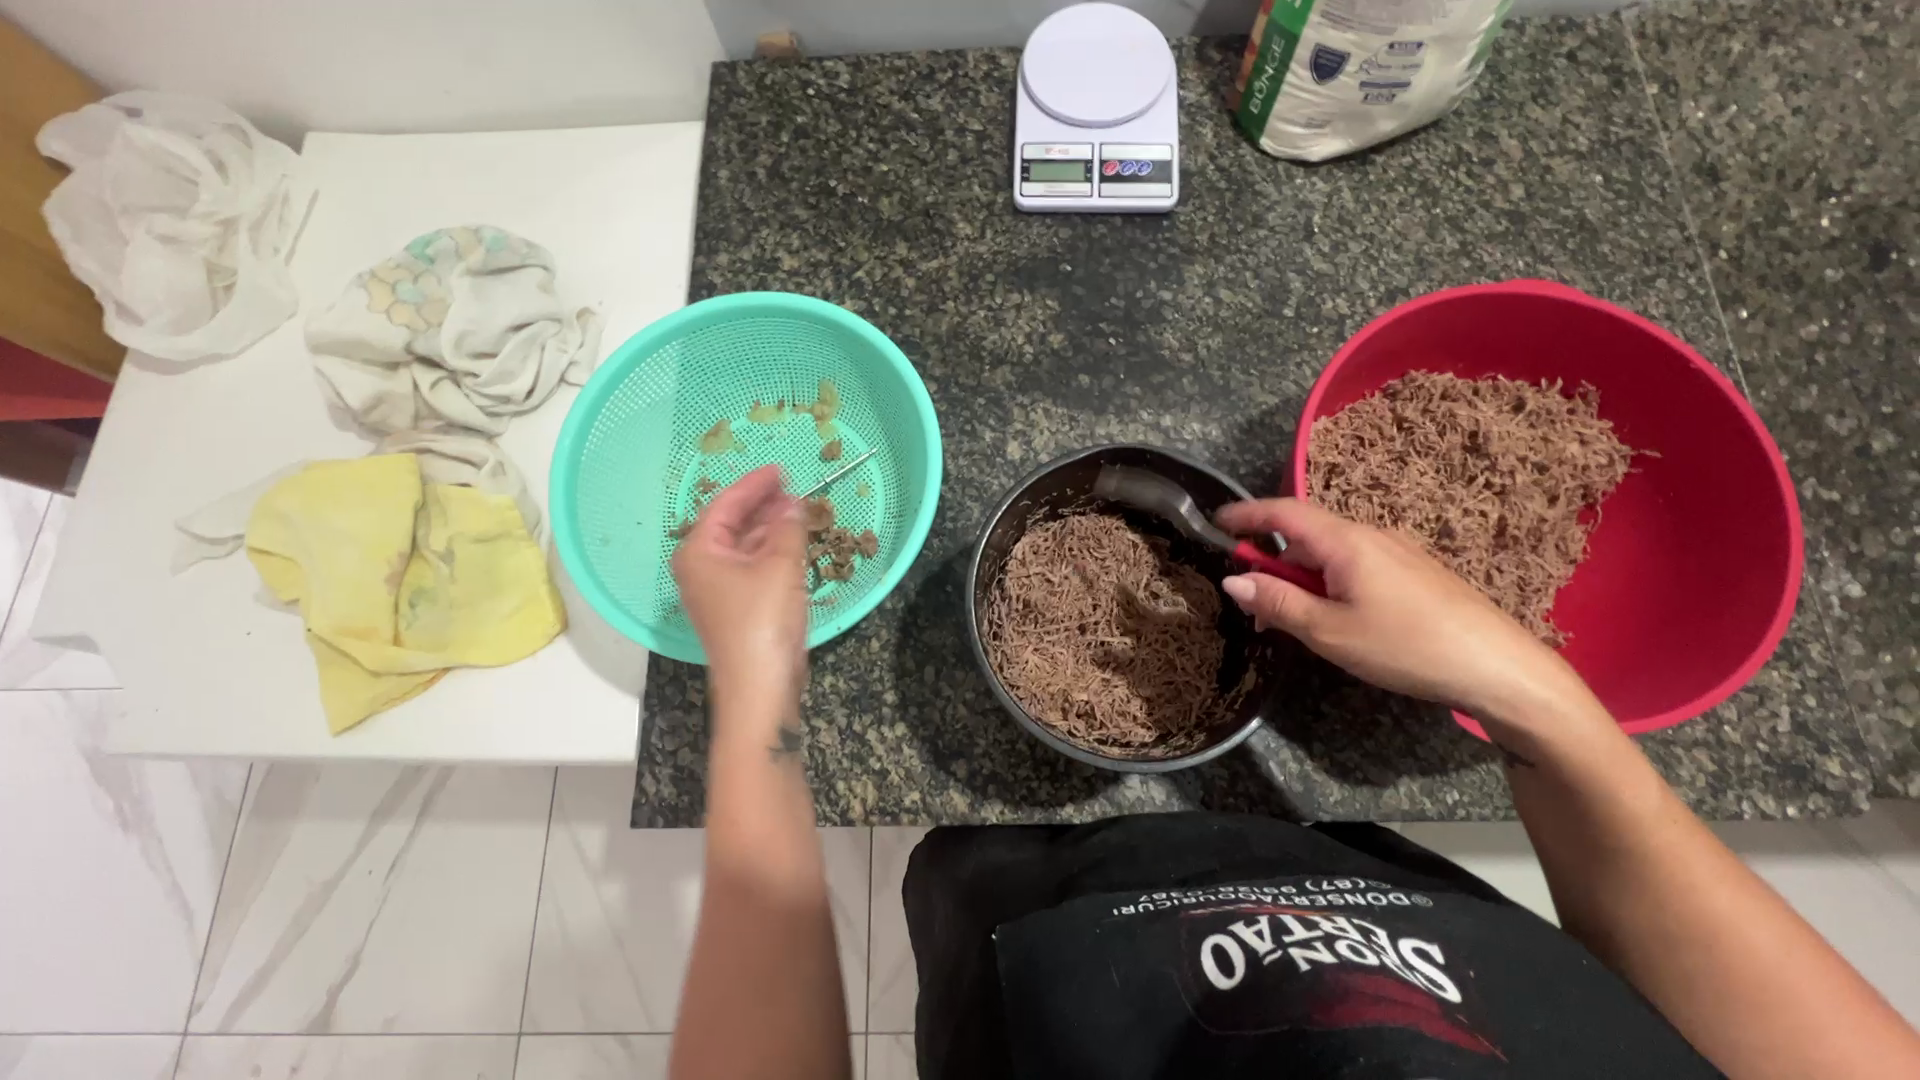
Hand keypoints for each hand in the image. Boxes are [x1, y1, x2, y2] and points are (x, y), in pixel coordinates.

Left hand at [673, 466, 809, 706]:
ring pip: (744, 547)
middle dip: (762, 505)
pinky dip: (773, 552)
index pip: (724, 504)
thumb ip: (788, 527)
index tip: (780, 469)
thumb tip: (794, 503)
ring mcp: (718, 590)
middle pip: (731, 524)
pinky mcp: (737, 608)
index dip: (754, 484)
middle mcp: (700, 568)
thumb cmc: (762, 622)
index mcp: (698, 552)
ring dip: (771, 528)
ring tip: (800, 511)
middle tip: (793, 488)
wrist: (760, 687)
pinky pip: (753, 568)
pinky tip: (795, 543)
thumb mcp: (781, 566)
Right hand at [1215, 498, 1596, 729]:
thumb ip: (1278, 603)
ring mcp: (1395, 553)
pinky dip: (1328, 586)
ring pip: (1330, 556)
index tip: (1215, 523)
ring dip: (1300, 581)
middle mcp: (1370, 536)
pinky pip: (1354, 567)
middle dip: (1272, 565)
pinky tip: (1334, 622)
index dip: (1246, 514)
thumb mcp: (1329, 631)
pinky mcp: (1412, 574)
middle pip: (1305, 537)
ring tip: (1293, 624)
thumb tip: (1233, 582)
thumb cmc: (1405, 645)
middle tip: (1254, 609)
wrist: (1497, 665)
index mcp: (1345, 542)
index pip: (1283, 513)